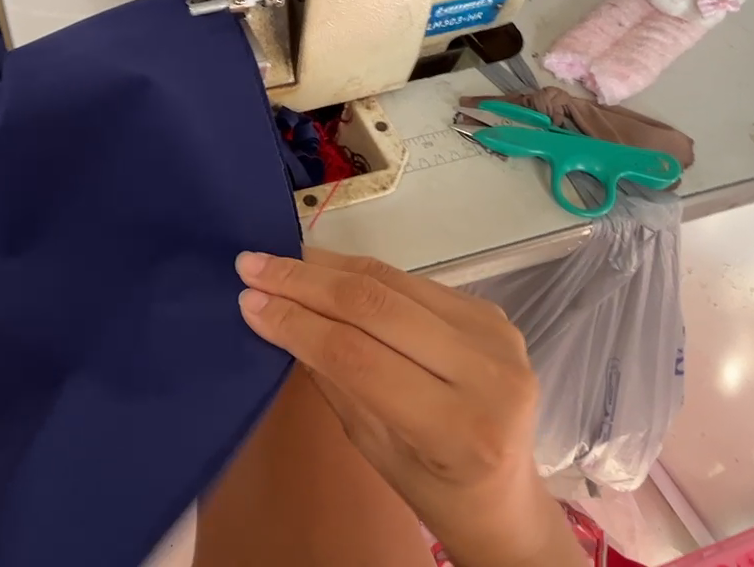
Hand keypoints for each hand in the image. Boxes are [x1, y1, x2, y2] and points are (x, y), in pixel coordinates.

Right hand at [235, 248, 583, 566]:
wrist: (505, 494)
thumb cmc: (431, 486)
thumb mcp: (372, 445)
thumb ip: (332, 374)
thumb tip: (273, 312)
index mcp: (459, 430)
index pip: (359, 358)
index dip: (298, 324)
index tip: (248, 300)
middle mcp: (487, 374)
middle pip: (376, 308)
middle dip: (303, 282)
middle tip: (250, 266)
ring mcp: (495, 336)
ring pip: (390, 282)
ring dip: (324, 267)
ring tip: (275, 259)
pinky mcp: (491, 312)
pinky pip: (409, 280)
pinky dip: (356, 270)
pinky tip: (318, 265)